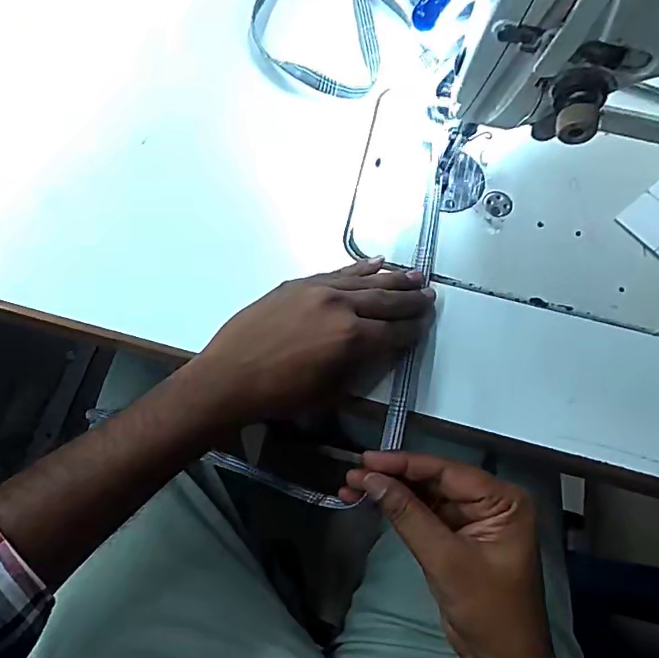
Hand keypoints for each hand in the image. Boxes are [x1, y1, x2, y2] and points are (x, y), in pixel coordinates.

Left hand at [177, 257, 433, 425]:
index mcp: (352, 338)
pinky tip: (375, 262)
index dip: (413, 329)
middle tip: (429, 296)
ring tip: (414, 275)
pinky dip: (357, 267)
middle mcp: (340, 307)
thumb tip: (377, 348)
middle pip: (385, 301)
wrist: (229, 376)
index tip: (426, 322)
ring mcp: (316, 290)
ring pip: (363, 281)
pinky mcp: (296, 284)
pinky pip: (335, 272)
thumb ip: (359, 366)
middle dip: (410, 300)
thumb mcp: (329, 391)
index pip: (394, 332)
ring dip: (391, 278)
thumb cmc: (278, 395)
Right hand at [344, 451, 553, 657]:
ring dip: (390, 490)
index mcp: (504, 501)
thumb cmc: (487, 609)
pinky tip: (371, 501)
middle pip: (433, 478)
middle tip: (353, 473)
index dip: (404, 463)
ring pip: (424, 493)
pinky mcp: (456, 534)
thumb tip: (371, 478)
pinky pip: (423, 511)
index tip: (367, 460)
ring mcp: (473, 518)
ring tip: (352, 485)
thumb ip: (407, 513)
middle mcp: (491, 502)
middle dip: (392, 476)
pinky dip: (397, 507)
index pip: (447, 471)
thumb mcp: (444, 557)